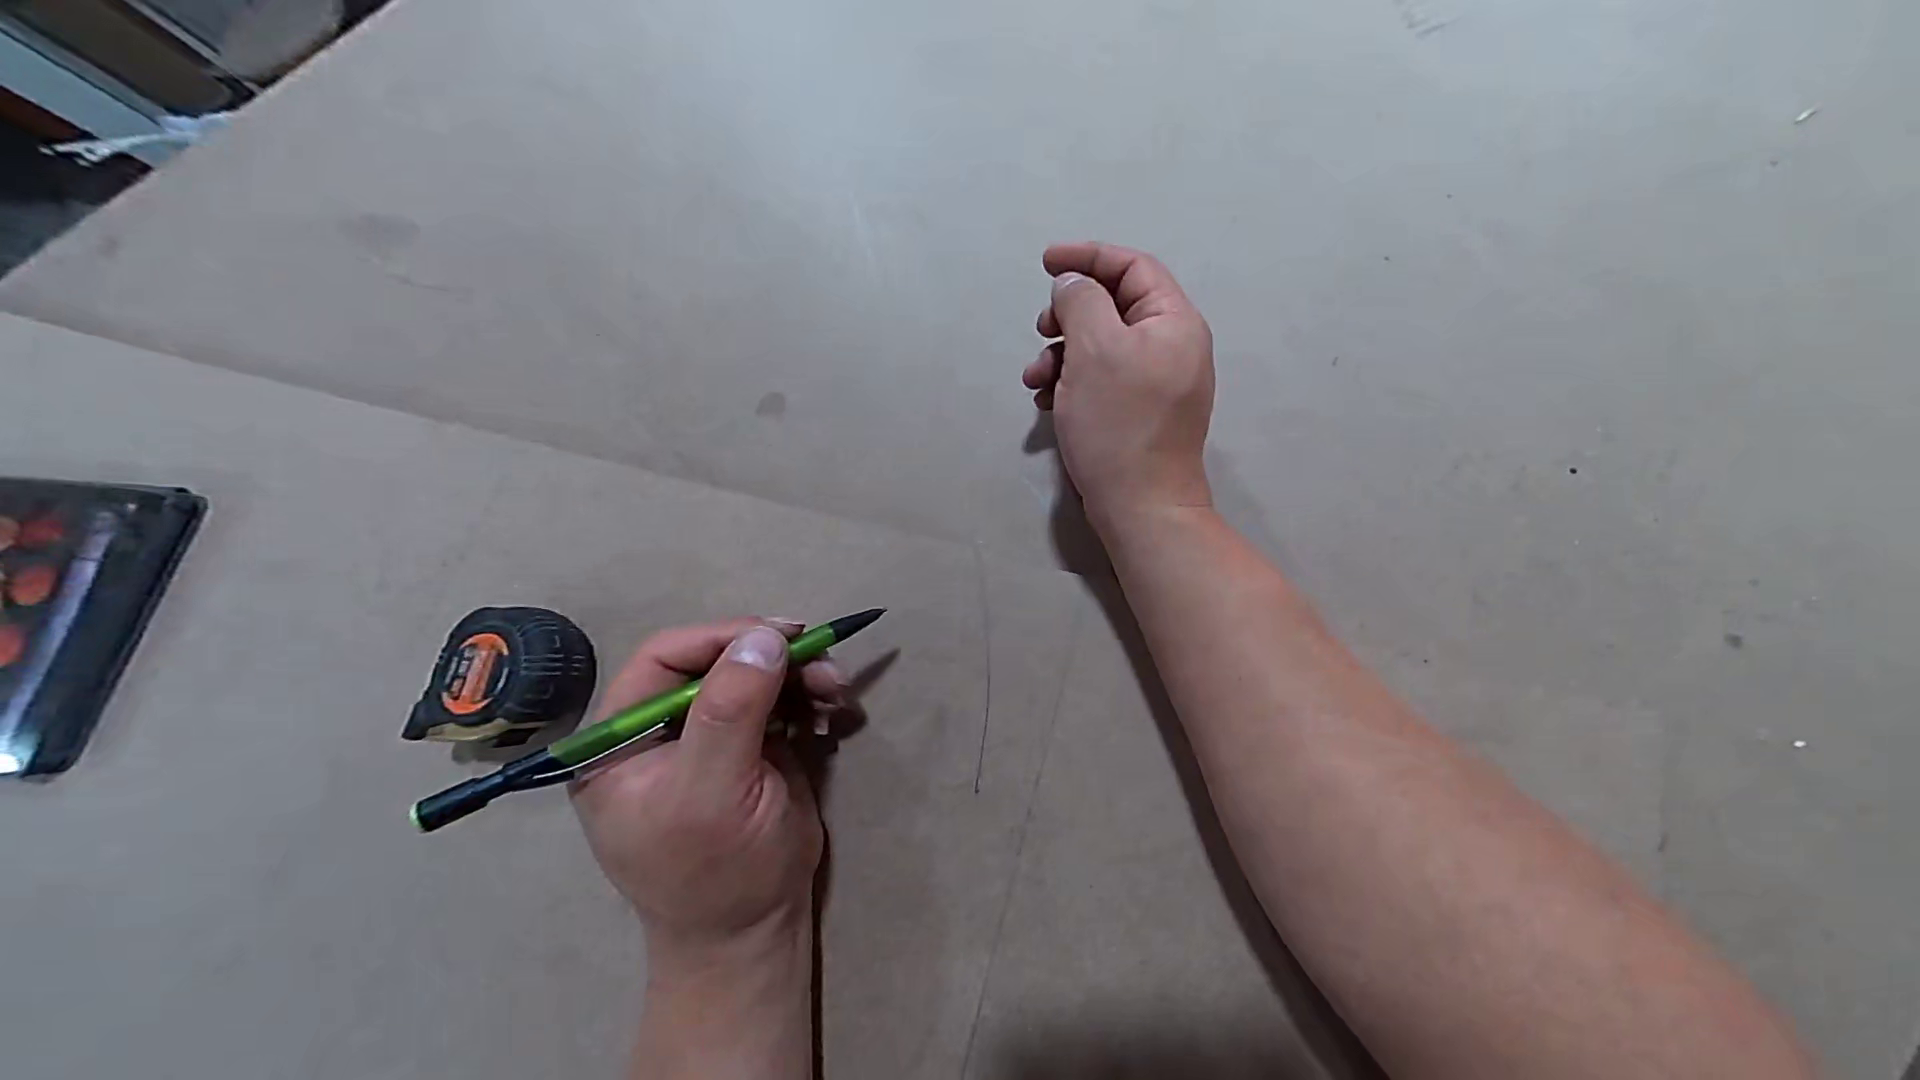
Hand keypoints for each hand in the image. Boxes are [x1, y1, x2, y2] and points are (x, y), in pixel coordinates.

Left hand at [571, 618, 843, 952]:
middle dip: (773, 656)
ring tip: (837, 687)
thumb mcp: (712, 793)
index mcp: (625, 737)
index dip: (720, 637)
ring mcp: (714, 733)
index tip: (778, 634)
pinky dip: (811, 695)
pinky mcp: (755, 743)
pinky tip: (832, 709)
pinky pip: (783, 699)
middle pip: (718, 660)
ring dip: (802, 672)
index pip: (665, 658)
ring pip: (757, 675)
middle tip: (821, 655)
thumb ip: (730, 710)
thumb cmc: (716, 874)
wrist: (756, 931)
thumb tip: (764, 636)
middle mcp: (666, 727)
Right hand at [1025, 241, 1216, 526]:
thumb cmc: (1118, 424)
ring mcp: (1155, 382)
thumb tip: (1072, 284)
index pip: (1132, 267)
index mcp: (1173, 322)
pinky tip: (1047, 403)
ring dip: (1061, 354)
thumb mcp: (1095, 350)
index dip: (1088, 256)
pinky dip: (1071, 383)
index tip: (1046, 262)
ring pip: (1100, 346)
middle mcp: (1170, 346)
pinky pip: (1101, 380)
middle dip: (1069, 315)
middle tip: (1041, 330)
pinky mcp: (1137, 412)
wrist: (1140, 506)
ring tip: (1035, 381)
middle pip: (1114, 307)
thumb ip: (1081, 302)